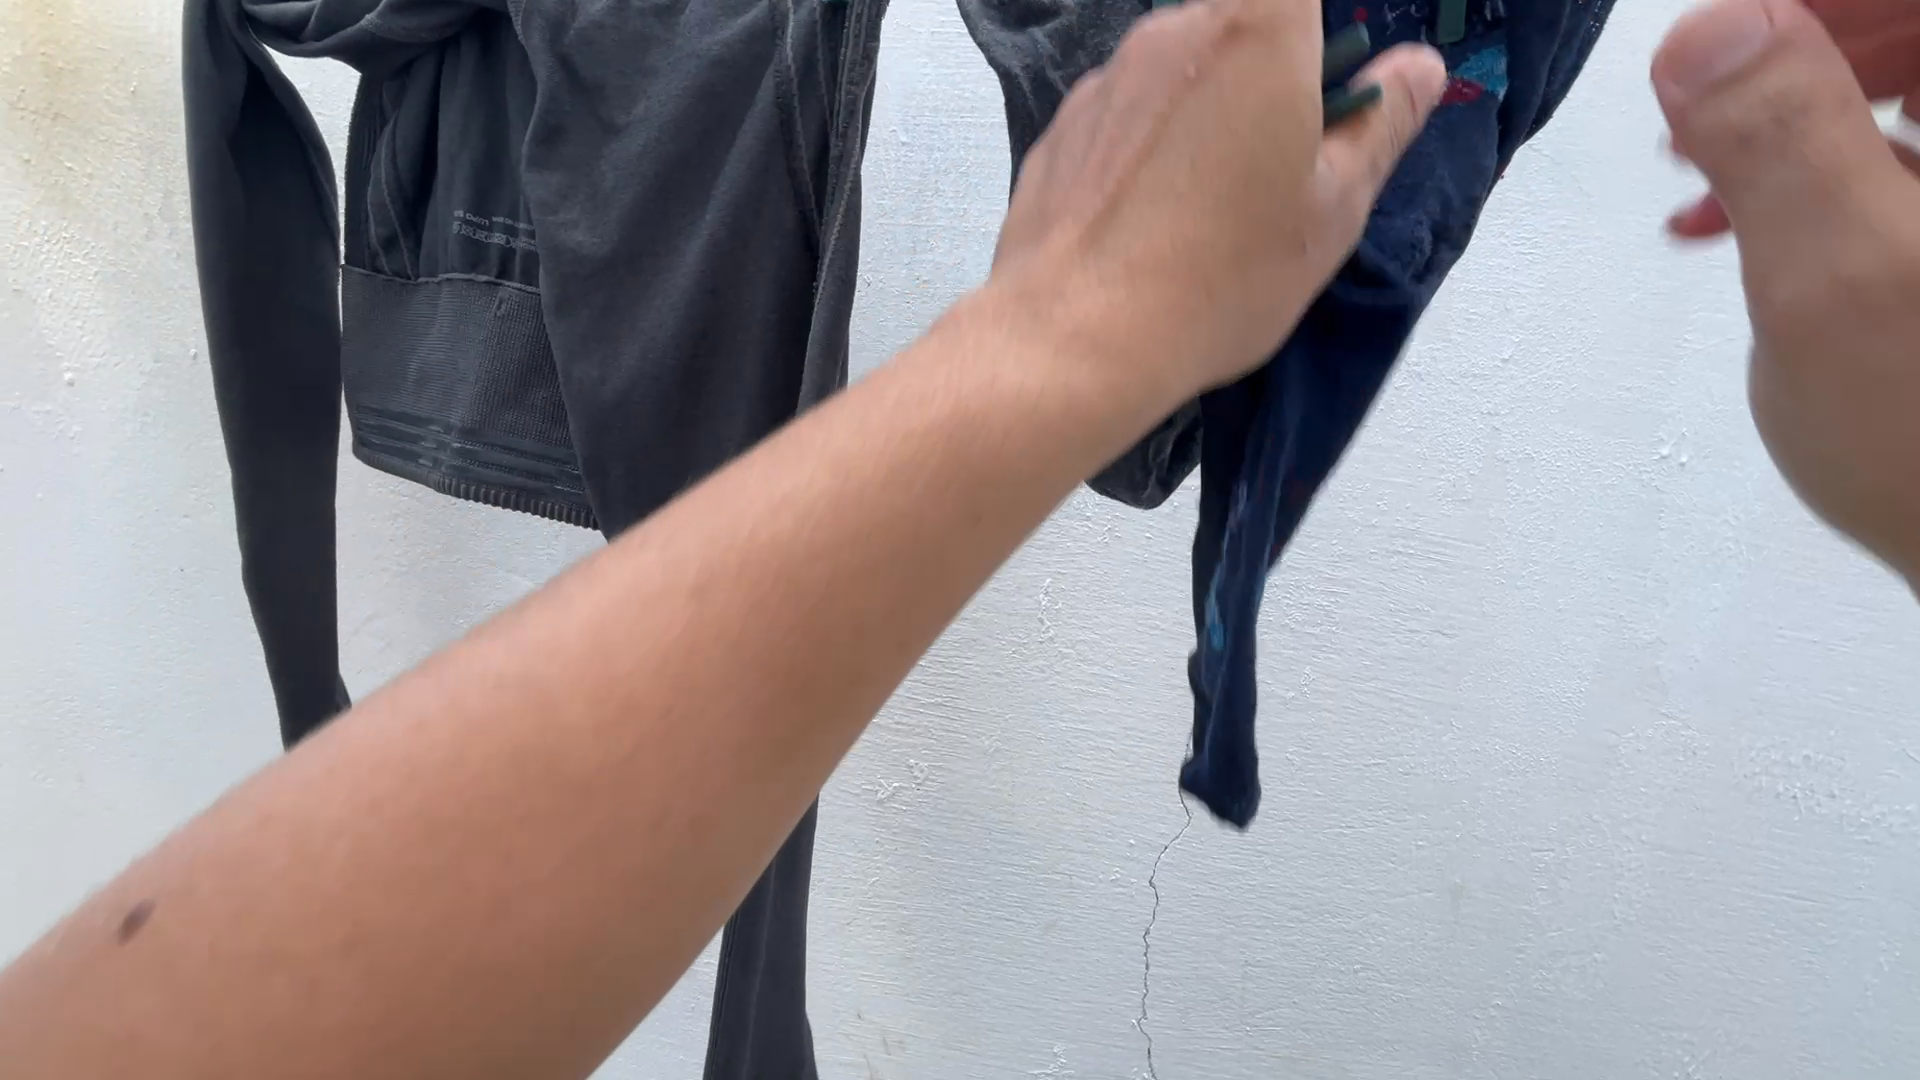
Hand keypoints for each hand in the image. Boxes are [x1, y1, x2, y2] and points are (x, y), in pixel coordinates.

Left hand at [982, 0, 1445, 414]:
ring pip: (1165, 90)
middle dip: (1253, 90)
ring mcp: (1097, 92)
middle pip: (1230, 34)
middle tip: (1257, 181)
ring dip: (1188, 134)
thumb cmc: (1216, 281)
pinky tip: (1131, 238)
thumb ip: (1379, 129)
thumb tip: (1412, 70)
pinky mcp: (1050, 145)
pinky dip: (1131, 170)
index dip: (1306, 41)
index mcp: (1254, 30)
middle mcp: (1166, 38)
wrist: (1073, 344)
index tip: (1307, 99)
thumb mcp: (1329, 216)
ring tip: (1185, 227)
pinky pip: (1111, 137)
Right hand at [1654, 0, 1919, 581]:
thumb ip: (1775, 145)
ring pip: (1906, 73)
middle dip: (1792, 43)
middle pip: (1908, 21)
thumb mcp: (1834, 280)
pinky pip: (1903, 138)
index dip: (1798, 3)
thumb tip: (1702, 33)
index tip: (1700, 37)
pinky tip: (1736, 211)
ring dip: (1793, 101)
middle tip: (1683, 102)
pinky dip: (1816, 156)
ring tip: (1691, 167)